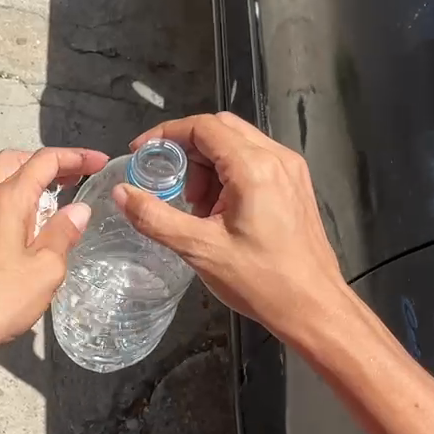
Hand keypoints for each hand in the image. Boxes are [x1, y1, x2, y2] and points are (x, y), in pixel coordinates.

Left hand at [0, 147, 108, 359]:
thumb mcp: (46, 268)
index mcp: (6, 200)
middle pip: (14, 162)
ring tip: (56, 199)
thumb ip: (63, 233)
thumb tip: (78, 210)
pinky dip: (13, 203)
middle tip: (75, 176)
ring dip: (28, 182)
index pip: (43, 161)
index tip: (100, 162)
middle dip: (46, 162)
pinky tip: (27, 227)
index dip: (75, 156)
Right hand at [112, 113, 353, 342]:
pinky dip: (226, 176)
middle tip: (168, 185)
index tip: (140, 154)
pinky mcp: (294, 186)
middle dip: (186, 151)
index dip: (165, 134)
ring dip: (206, 166)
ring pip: (236, 145)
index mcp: (254, 168)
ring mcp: (290, 171)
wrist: (312, 307)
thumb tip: (121, 193)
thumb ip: (154, 217)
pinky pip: (253, 162)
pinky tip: (217, 212)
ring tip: (195, 208)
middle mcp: (276, 159)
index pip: (203, 127)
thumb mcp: (199, 249)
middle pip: (220, 129)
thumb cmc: (260, 280)